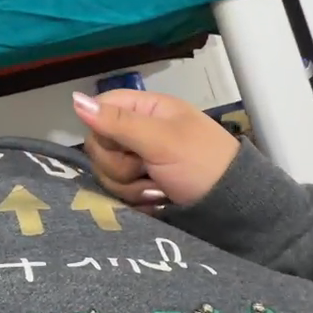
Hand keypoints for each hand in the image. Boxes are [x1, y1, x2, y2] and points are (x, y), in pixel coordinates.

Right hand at [73, 89, 240, 207]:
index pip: (99, 109)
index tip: (123, 143)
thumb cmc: (203, 166)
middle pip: (98, 144)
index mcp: (146, 109)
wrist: (238, 212)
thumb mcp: (161, 140)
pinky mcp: (141, 186)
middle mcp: (139, 131)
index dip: (102, 129)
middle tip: (147, 169)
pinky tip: (158, 200)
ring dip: (129, 185)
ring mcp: (140, 160)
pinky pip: (118, 191)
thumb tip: (75, 100)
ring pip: (106, 171)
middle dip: (119, 164)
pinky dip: (136, 198)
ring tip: (159, 189)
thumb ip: (117, 122)